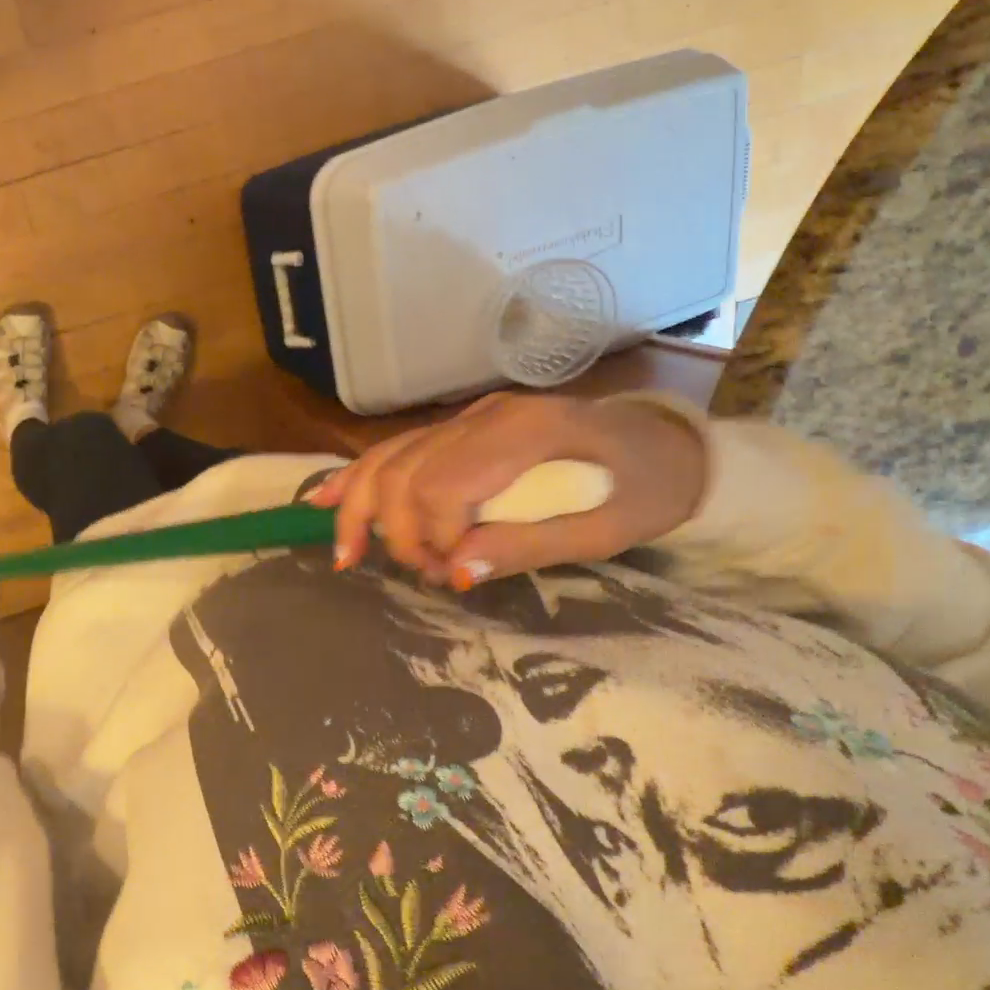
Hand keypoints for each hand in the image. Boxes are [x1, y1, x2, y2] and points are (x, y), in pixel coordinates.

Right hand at [306, 393, 706, 588]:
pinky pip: (393, 448)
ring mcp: (466, 416)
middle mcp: (483, 415)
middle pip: (403, 471)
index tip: (449, 574)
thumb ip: (528, 547)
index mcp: (525, 432)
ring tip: (341, 553)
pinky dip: (355, 476)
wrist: (669, 442)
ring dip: (356, 506)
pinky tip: (320, 497)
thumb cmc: (648, 489)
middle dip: (395, 531)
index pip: (441, 484)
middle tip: (419, 573)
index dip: (429, 536)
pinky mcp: (458, 426)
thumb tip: (453, 570)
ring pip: (386, 456)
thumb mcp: (607, 531)